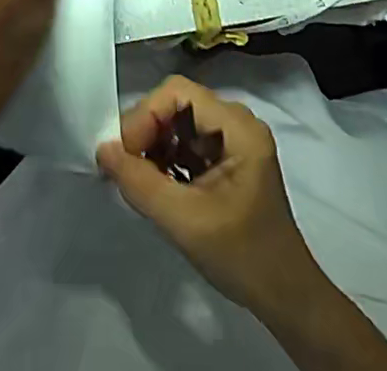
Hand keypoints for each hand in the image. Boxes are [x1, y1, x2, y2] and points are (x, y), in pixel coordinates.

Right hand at [95, 76, 327, 314]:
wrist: (283, 295)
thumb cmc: (242, 255)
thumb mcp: (184, 221)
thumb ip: (139, 182)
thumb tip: (102, 149)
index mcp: (238, 128)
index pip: (178, 93)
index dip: (145, 116)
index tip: (124, 154)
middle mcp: (236, 123)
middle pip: (176, 104)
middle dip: (145, 132)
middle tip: (123, 168)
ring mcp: (232, 139)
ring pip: (177, 122)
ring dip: (152, 146)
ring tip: (136, 179)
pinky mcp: (225, 158)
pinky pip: (185, 142)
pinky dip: (164, 158)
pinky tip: (153, 185)